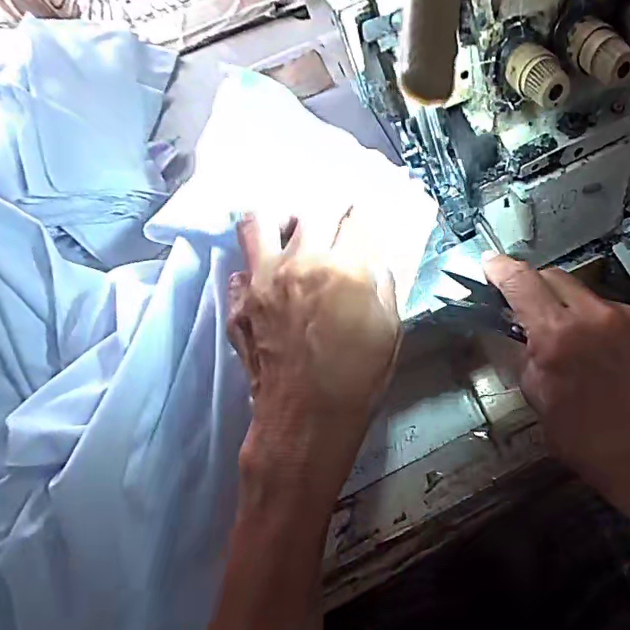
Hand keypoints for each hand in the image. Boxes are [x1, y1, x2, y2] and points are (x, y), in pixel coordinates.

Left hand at [228, 210, 400, 511]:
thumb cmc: (357, 378)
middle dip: (324, 216)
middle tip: (330, 229)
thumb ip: (380, 287)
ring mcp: (262, 281)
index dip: (362, 214)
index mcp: (343, 268)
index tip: (363, 216)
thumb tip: (370, 266)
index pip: (355, 218)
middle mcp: (299, 263)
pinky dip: (253, 272)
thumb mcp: (389, 329)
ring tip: (286, 237)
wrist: (307, 418)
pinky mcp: (239, 302)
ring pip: (257, 222)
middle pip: (309, 211)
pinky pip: (240, 271)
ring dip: (275, 223)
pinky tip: (267, 285)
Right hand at [483, 253, 629, 532]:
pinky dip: (597, 320)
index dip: (500, 269)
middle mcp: (593, 316)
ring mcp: (627, 316)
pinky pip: (611, 308)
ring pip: (583, 291)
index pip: (522, 282)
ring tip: (571, 339)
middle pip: (553, 276)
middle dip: (535, 287)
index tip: (489, 264)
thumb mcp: (535, 394)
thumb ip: (520, 351)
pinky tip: (601, 349)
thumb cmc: (581, 436)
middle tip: (527, 309)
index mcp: (557, 337)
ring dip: (568, 305)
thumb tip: (508, 326)